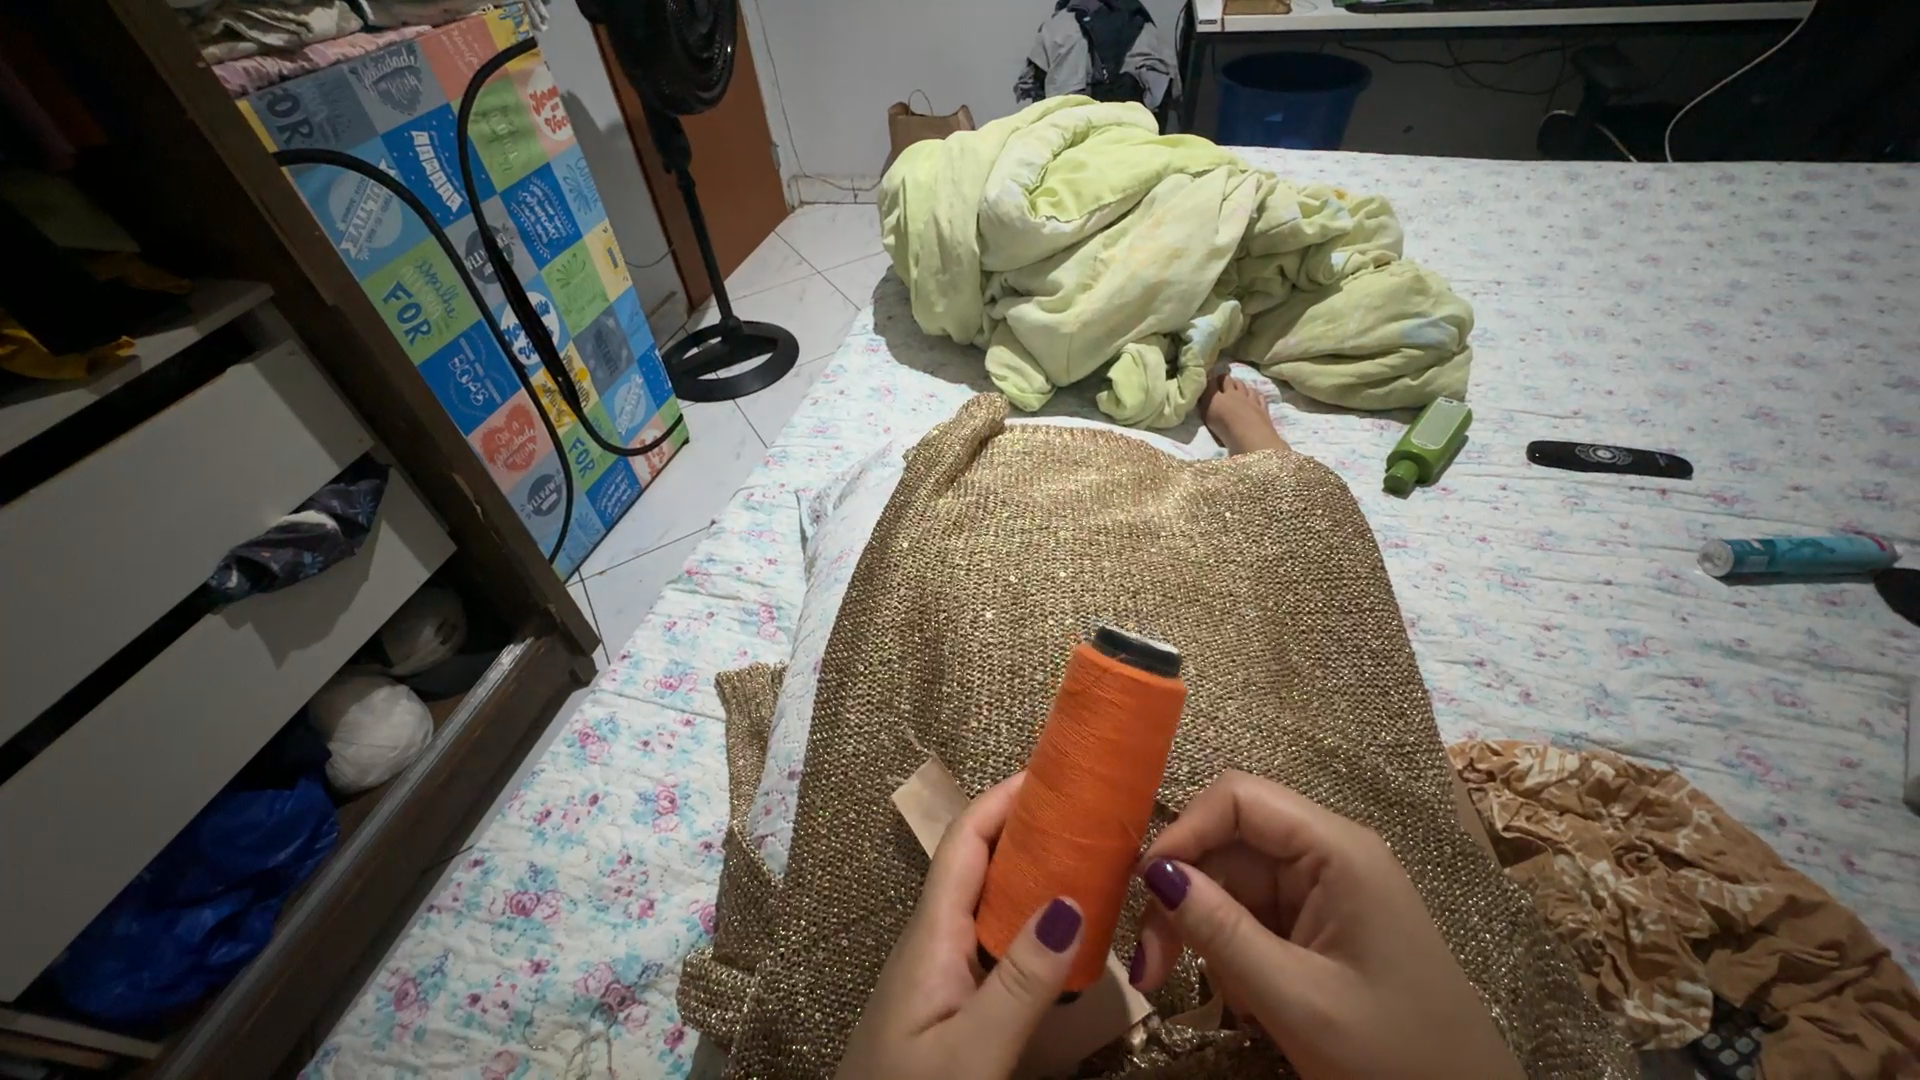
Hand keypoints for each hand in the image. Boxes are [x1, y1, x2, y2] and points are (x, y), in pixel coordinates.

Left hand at [837, 773, 1085, 1079]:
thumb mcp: (972, 1051)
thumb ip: (1020, 983)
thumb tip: (1071, 897)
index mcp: (931, 932)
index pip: (967, 841)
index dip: (1005, 799)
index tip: (1055, 774)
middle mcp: (934, 938)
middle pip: (980, 862)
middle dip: (1027, 827)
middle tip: (1088, 814)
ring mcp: (942, 969)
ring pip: (990, 900)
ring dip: (1033, 870)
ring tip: (1088, 858)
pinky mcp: (953, 999)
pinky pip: (995, 938)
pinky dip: (1031, 919)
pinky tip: (1062, 932)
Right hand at [1130, 771, 1522, 1079]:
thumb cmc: (1394, 1061)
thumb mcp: (1297, 1000)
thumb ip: (1220, 931)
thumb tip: (1153, 872)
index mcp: (1338, 850)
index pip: (1239, 798)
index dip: (1184, 829)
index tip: (1144, 886)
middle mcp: (1330, 854)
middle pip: (1229, 844)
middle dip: (1183, 896)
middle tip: (1149, 965)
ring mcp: (1327, 889)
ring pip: (1233, 882)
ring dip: (1201, 931)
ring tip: (1190, 989)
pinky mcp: (1321, 923)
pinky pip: (1253, 914)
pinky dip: (1230, 950)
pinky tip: (1241, 999)